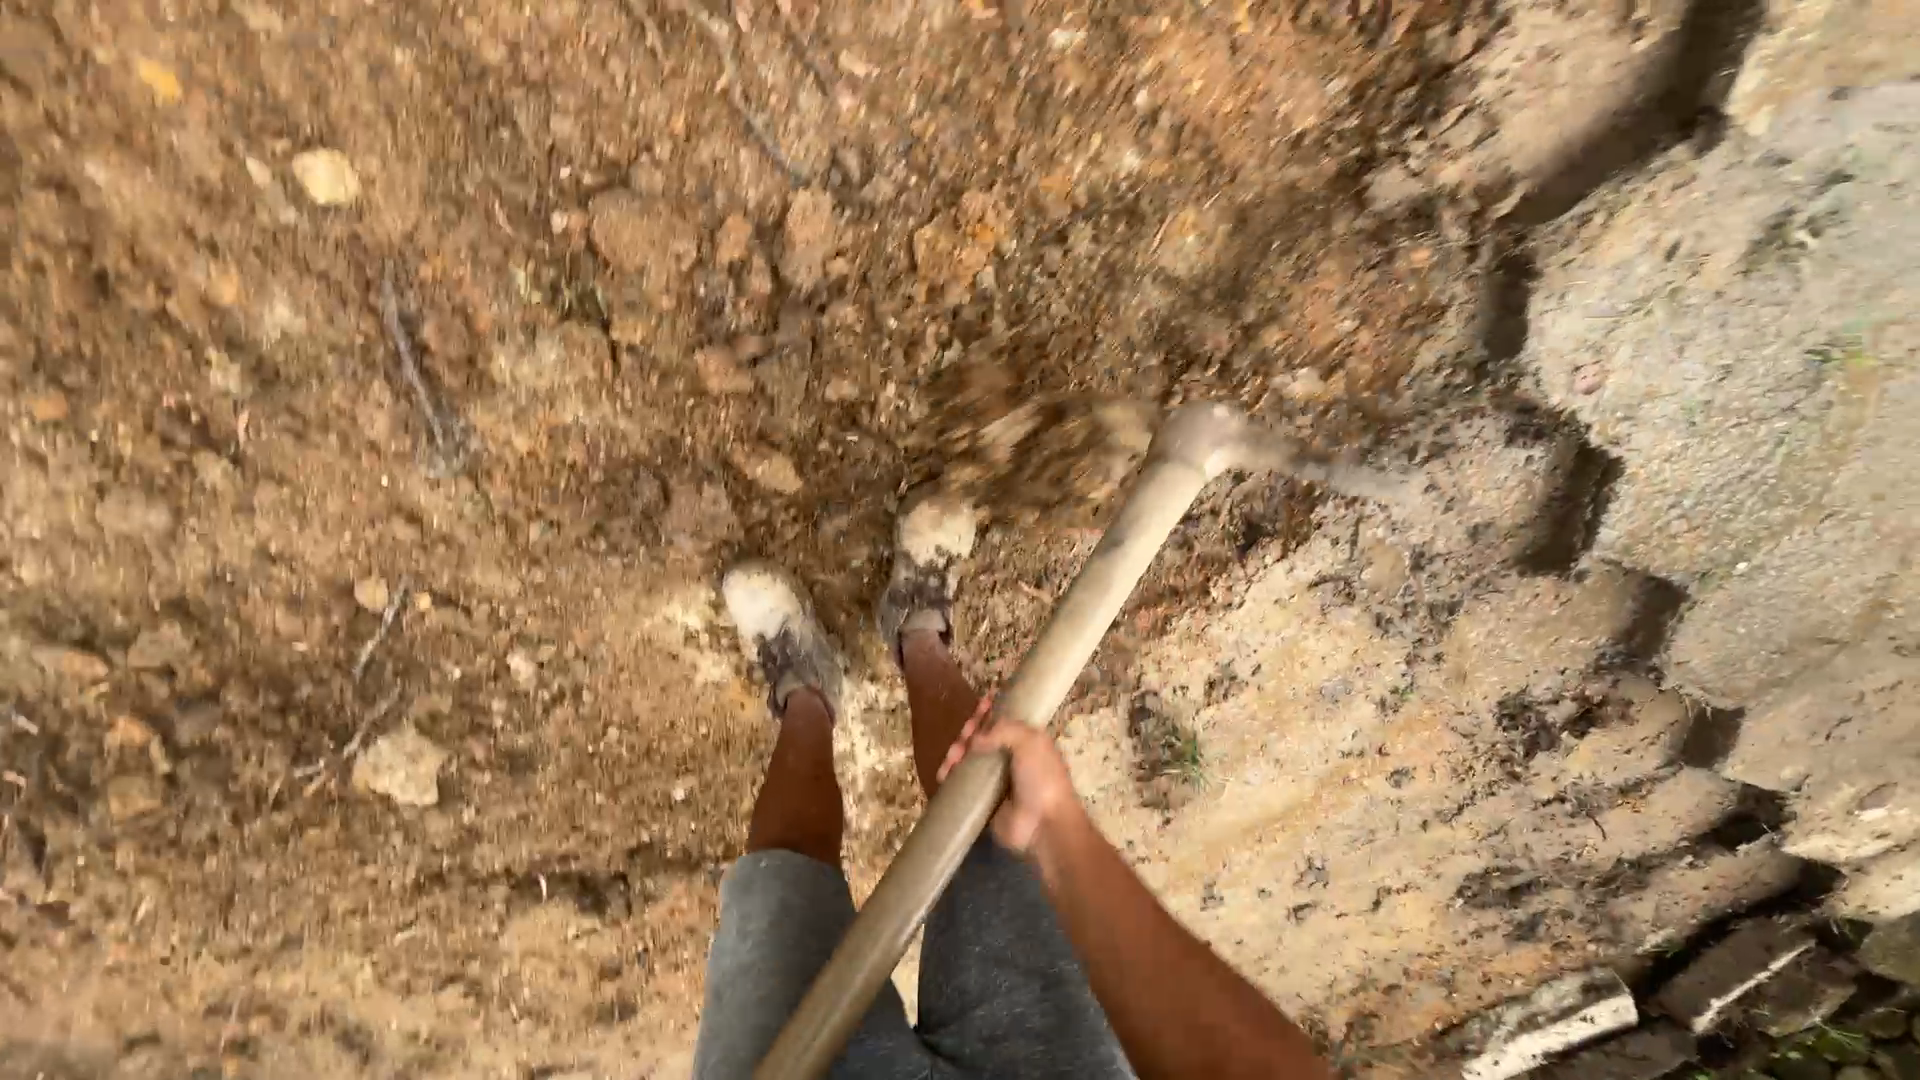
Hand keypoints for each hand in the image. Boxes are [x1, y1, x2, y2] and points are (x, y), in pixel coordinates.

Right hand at [938, 698, 1085, 856]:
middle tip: (965, 735)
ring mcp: (995, 780)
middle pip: (982, 738)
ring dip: (957, 752)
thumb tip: (976, 738)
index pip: (1005, 720)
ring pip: (968, 758)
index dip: (992, 711)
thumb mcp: (1030, 741)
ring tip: (952, 757)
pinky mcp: (982, 800)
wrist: (1043, 823)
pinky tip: (943, 774)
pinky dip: (950, 775)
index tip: (981, 703)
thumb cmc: (1042, 777)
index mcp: (1027, 742)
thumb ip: (1003, 729)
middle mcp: (1010, 758)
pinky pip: (961, 783)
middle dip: (970, 731)